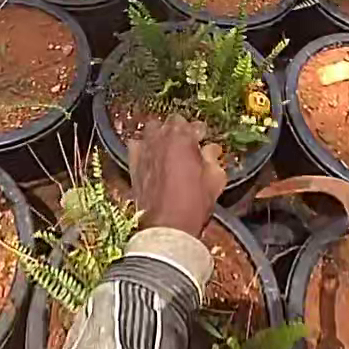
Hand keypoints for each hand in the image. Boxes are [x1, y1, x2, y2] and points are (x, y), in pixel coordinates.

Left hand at [127, 115, 225, 236]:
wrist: (167, 227)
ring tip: (168, 147)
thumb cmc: (194, 202)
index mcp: (183, 136)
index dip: (200, 132)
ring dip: (161, 134)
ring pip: (152, 129)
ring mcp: (145, 148)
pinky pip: (136, 144)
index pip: (193, 124)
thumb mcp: (215, 179)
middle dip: (181, 130)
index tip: (203, 140)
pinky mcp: (133, 162)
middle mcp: (161, 137)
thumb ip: (213, 158)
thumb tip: (210, 149)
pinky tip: (151, 156)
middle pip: (171, 122)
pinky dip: (143, 146)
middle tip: (188, 144)